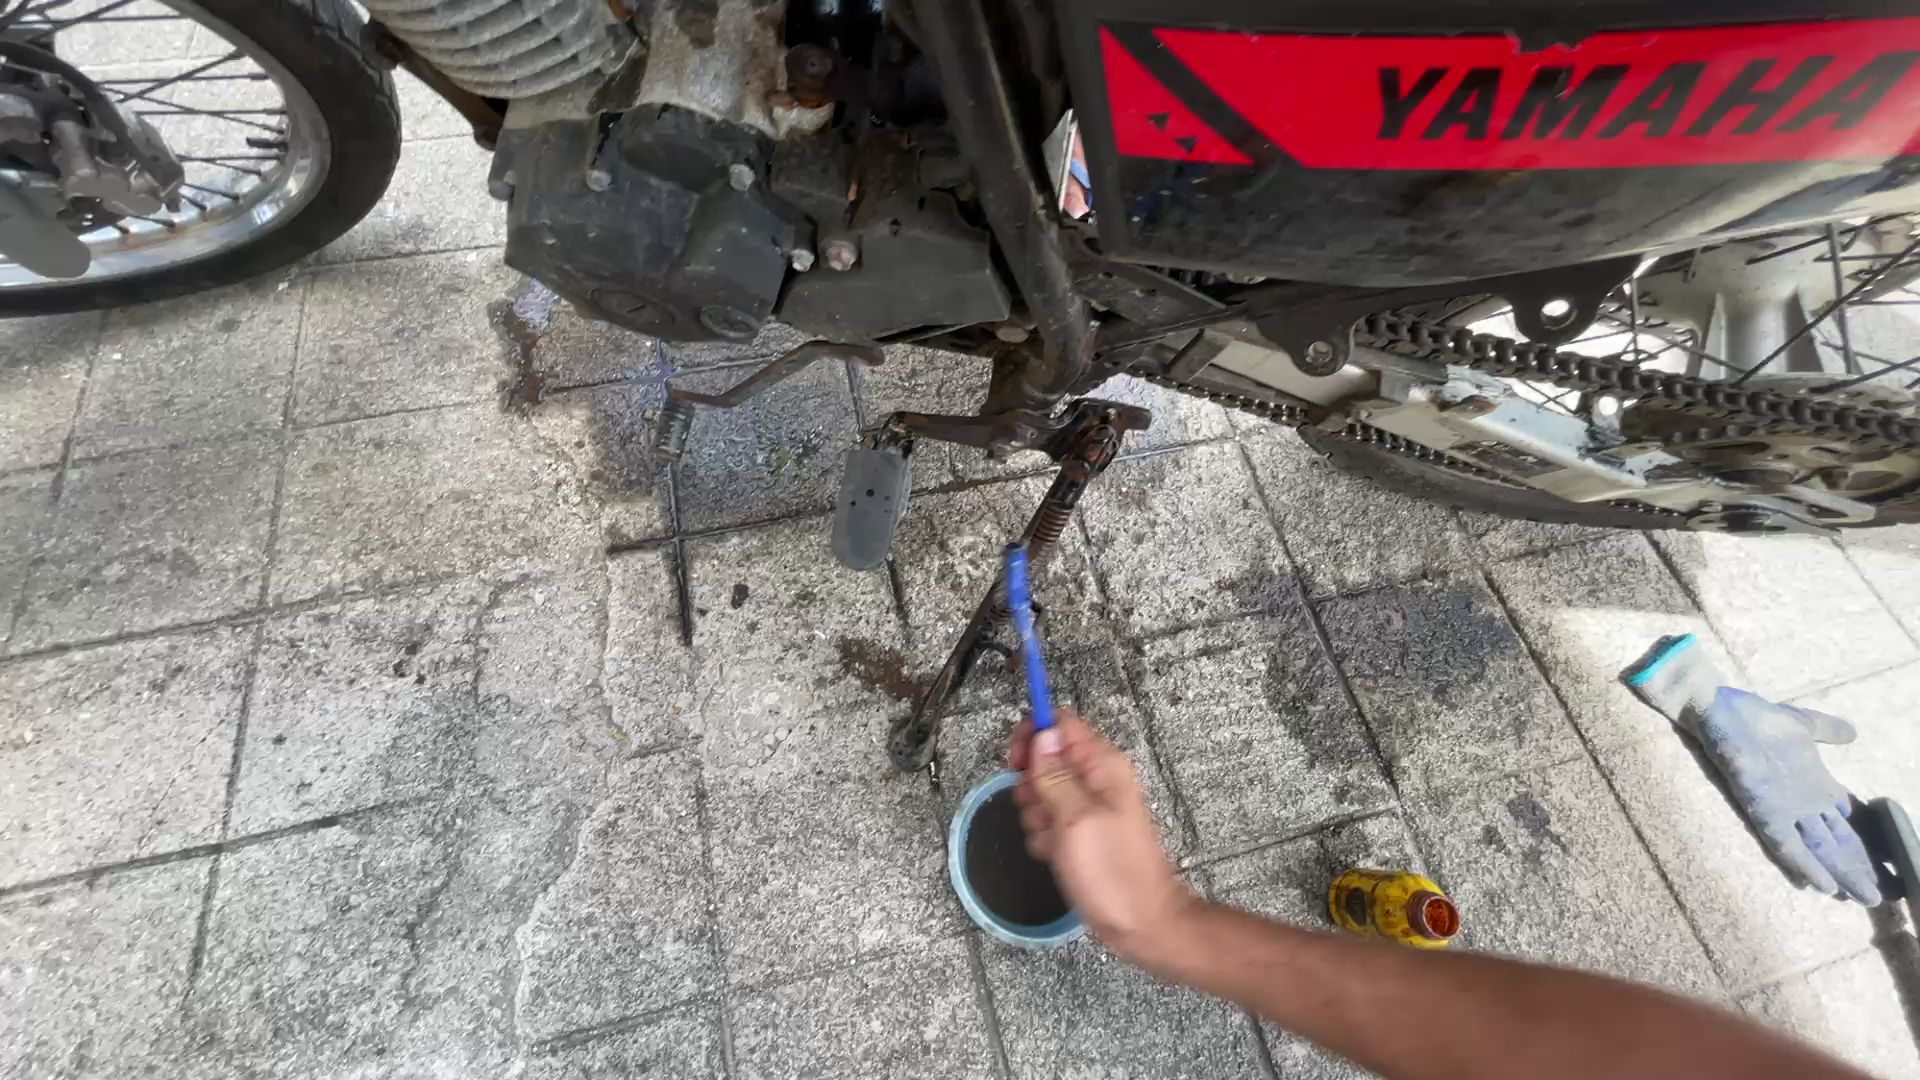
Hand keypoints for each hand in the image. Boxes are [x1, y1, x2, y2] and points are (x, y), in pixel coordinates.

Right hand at [1010, 710, 1196, 959]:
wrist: (1142, 924)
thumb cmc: (1115, 872)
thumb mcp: (1076, 818)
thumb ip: (1055, 774)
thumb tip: (1041, 733)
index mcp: (1101, 764)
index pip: (1058, 723)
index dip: (1032, 736)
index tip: (1016, 763)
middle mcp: (1094, 778)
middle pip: (1043, 757)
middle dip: (1031, 784)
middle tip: (1042, 811)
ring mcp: (1086, 805)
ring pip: (1040, 792)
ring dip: (1036, 817)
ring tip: (1056, 840)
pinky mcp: (1078, 830)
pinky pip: (1046, 821)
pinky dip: (1044, 837)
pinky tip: (1057, 854)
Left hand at [1698, 687, 1881, 905]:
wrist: (1713, 707)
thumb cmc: (1750, 715)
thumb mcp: (1798, 723)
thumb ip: (1825, 730)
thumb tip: (1852, 734)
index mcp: (1813, 784)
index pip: (1847, 820)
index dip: (1867, 842)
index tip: (1889, 866)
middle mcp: (1799, 800)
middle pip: (1837, 840)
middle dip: (1860, 867)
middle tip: (1881, 898)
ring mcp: (1781, 804)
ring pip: (1818, 847)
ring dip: (1842, 873)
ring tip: (1865, 899)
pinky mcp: (1760, 804)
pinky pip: (1784, 839)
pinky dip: (1804, 862)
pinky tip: (1823, 885)